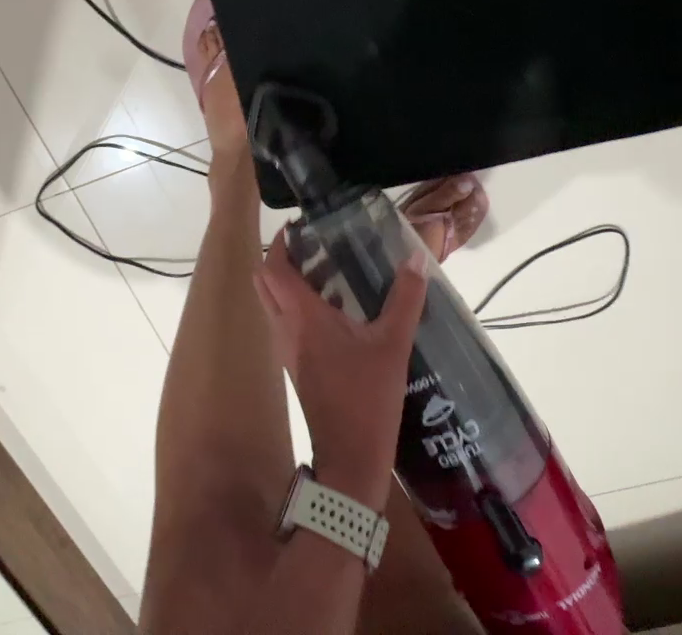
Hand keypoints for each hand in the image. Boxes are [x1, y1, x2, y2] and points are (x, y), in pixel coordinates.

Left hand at [252, 229, 429, 510]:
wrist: (350, 457)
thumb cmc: (368, 397)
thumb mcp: (393, 345)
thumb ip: (405, 299)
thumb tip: (416, 258)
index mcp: (301, 316)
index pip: (273, 267)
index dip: (282, 242)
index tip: (303, 225)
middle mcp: (284, 328)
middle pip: (265, 281)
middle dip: (282, 258)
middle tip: (316, 245)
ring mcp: (286, 349)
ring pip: (273, 303)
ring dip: (290, 282)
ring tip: (329, 269)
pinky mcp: (295, 365)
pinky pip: (285, 323)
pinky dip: (298, 306)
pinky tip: (335, 308)